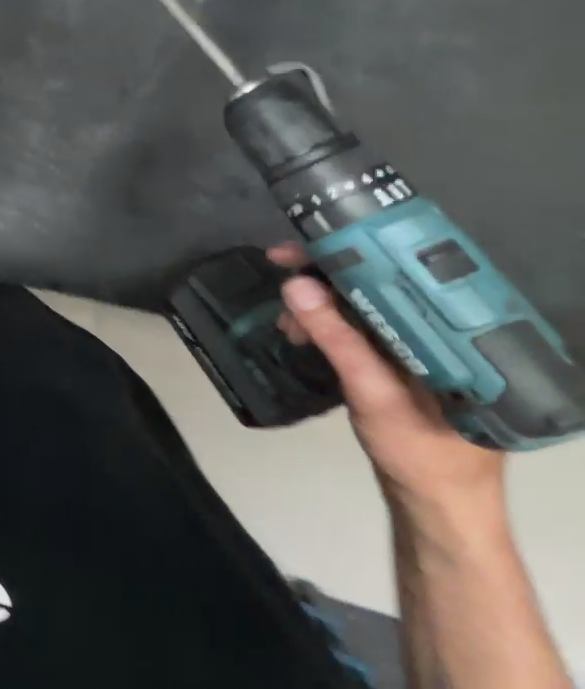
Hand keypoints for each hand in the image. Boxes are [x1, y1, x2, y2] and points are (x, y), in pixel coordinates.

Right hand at [269, 245, 505, 515]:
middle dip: (328, 276)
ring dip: (323, 302)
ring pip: (372, 303)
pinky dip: (332, 321)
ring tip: (290, 320)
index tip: (308, 244)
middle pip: (389, 283)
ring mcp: (433, 347)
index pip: (411, 274)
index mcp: (466, 336)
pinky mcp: (412, 359)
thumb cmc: (421, 454)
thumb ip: (338, 340)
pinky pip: (368, 325)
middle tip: (281, 269)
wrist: (439, 504)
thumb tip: (297, 286)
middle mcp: (455, 333)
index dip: (357, 252)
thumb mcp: (374, 395)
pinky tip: (306, 330)